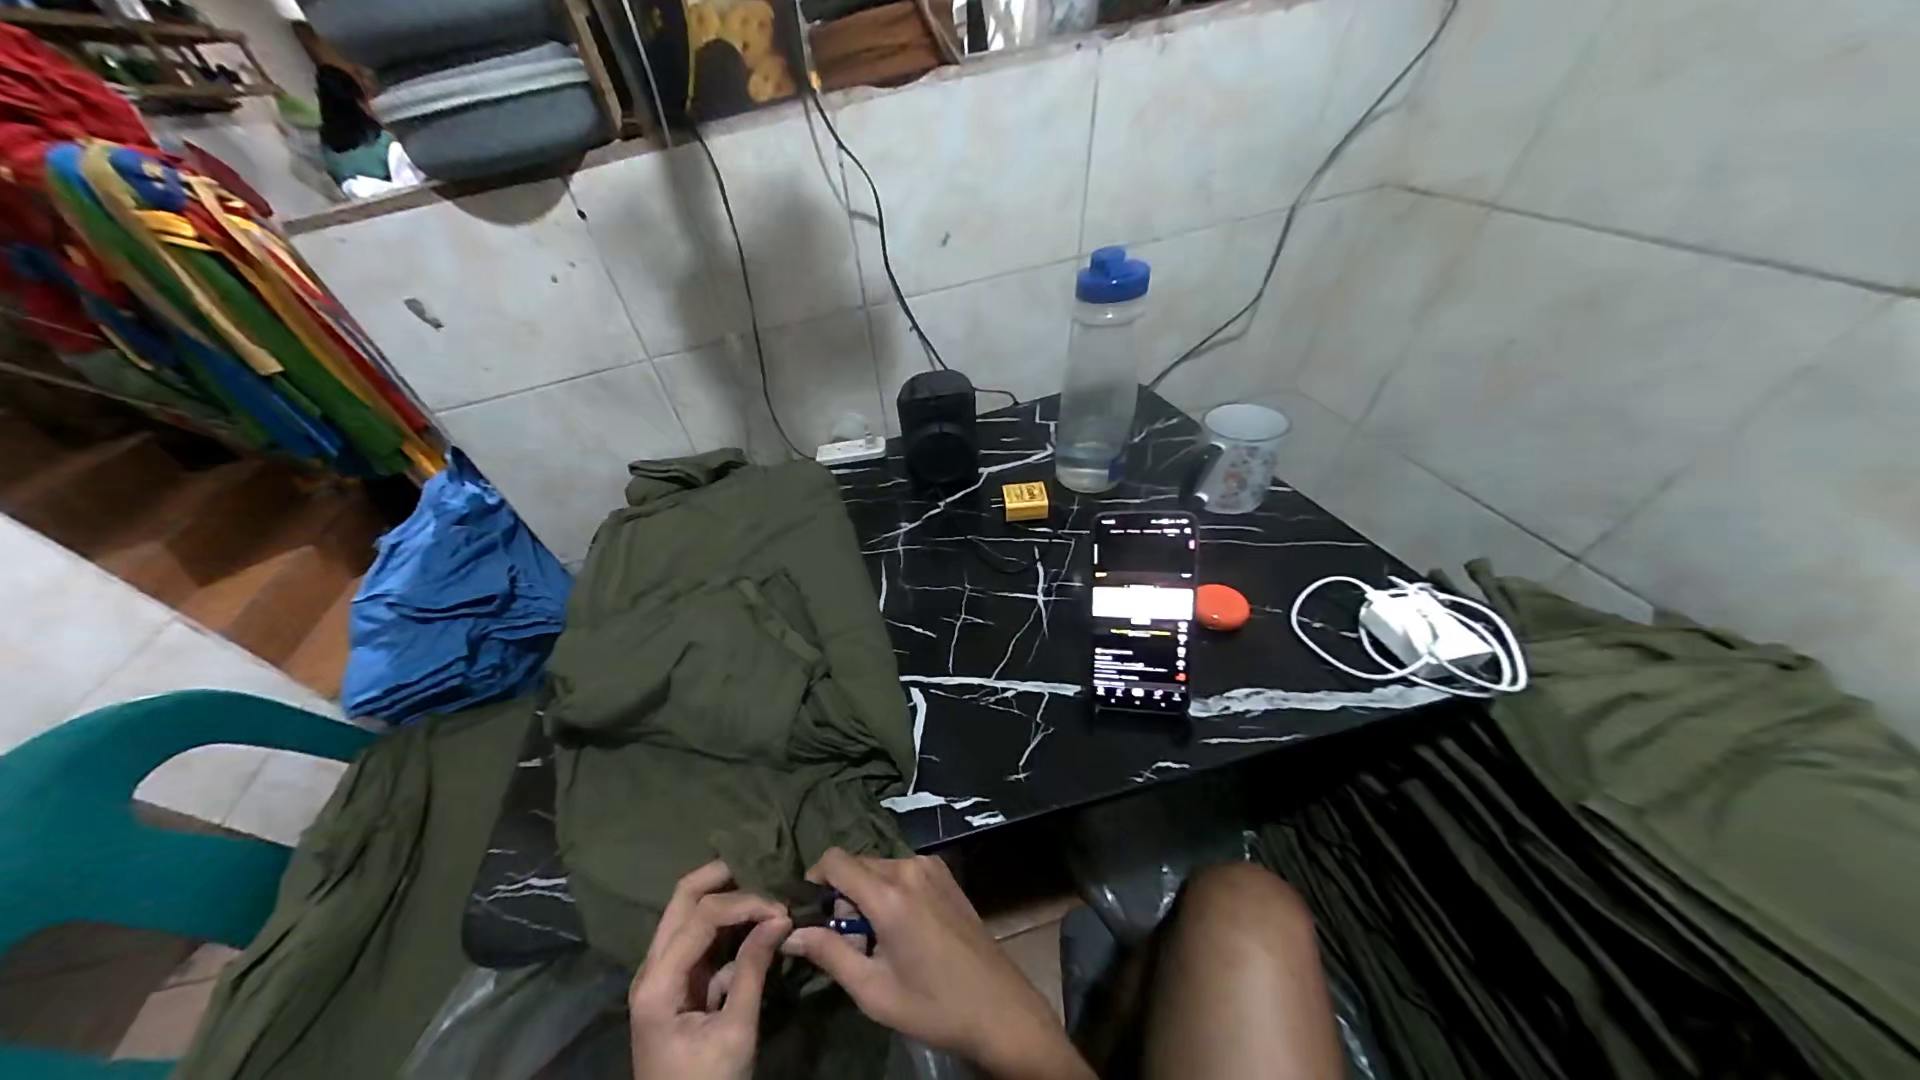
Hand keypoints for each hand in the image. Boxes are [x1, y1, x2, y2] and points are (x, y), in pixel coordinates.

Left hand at [629, 859, 791, 1079]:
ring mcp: (661, 974)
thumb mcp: (735, 1032)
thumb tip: (780, 916)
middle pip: (683, 898)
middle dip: (725, 877)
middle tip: (766, 870)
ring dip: (726, 896)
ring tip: (765, 892)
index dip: (745, 902)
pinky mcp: (676, 984)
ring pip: (688, 911)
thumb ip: (753, 969)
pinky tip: (756, 923)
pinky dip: (727, 922)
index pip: (702, 915)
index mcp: (658, 983)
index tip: (783, 909)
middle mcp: (651, 968)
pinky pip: (699, 937)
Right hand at [780, 850, 1092, 1079]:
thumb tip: (791, 934)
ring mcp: (932, 868)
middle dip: (842, 896)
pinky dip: (891, 892)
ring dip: (867, 896)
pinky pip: (903, 872)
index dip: (815, 879)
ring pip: (880, 868)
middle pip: (858, 865)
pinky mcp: (946, 875)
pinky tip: (903, 931)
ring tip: (878, 943)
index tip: (810, 911)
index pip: (836, 860)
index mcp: (890, 894)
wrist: (999, 1008)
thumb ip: (829, 953)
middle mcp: (910, 868)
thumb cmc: (933, 1005)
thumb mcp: (873, 990)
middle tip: (849, 943)